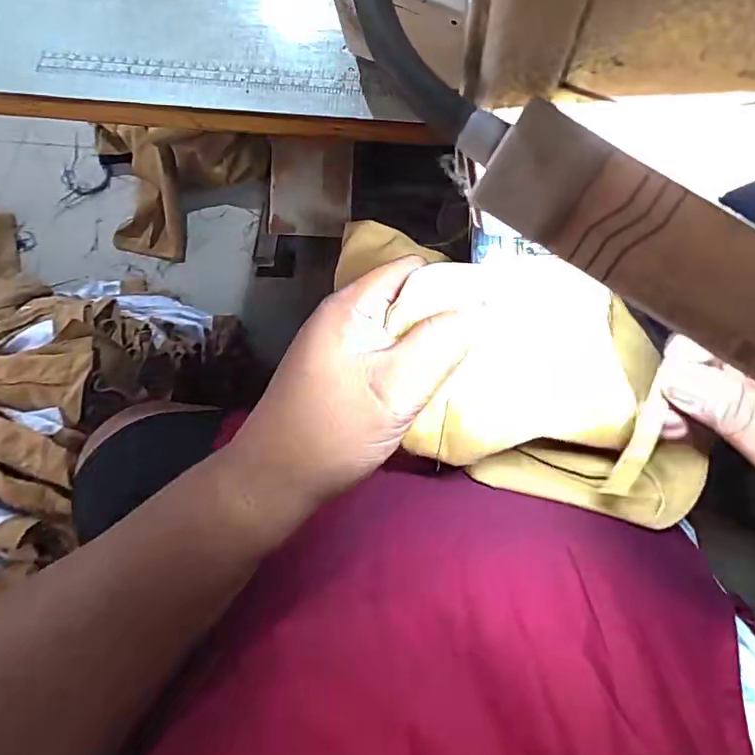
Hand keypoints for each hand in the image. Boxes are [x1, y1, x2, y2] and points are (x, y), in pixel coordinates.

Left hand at [225, 256, 475, 514]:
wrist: (270, 486)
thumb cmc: (330, 434)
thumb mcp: (394, 389)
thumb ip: (438, 345)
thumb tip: (479, 308)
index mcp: (350, 308)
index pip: (410, 269)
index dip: (449, 281)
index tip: (484, 305)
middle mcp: (344, 317)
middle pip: (406, 296)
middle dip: (445, 312)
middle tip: (482, 336)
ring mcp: (340, 345)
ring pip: (399, 327)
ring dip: (431, 339)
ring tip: (466, 357)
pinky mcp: (342, 370)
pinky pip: (388, 351)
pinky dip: (413, 360)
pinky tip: (432, 381)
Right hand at [650, 338, 754, 615]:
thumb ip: (739, 413)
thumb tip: (671, 377)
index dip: (705, 331)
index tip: (665, 367)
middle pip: (745, 338)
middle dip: (694, 368)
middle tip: (660, 409)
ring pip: (744, 369)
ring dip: (701, 392)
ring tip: (669, 425)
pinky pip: (754, 396)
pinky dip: (721, 410)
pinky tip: (693, 427)